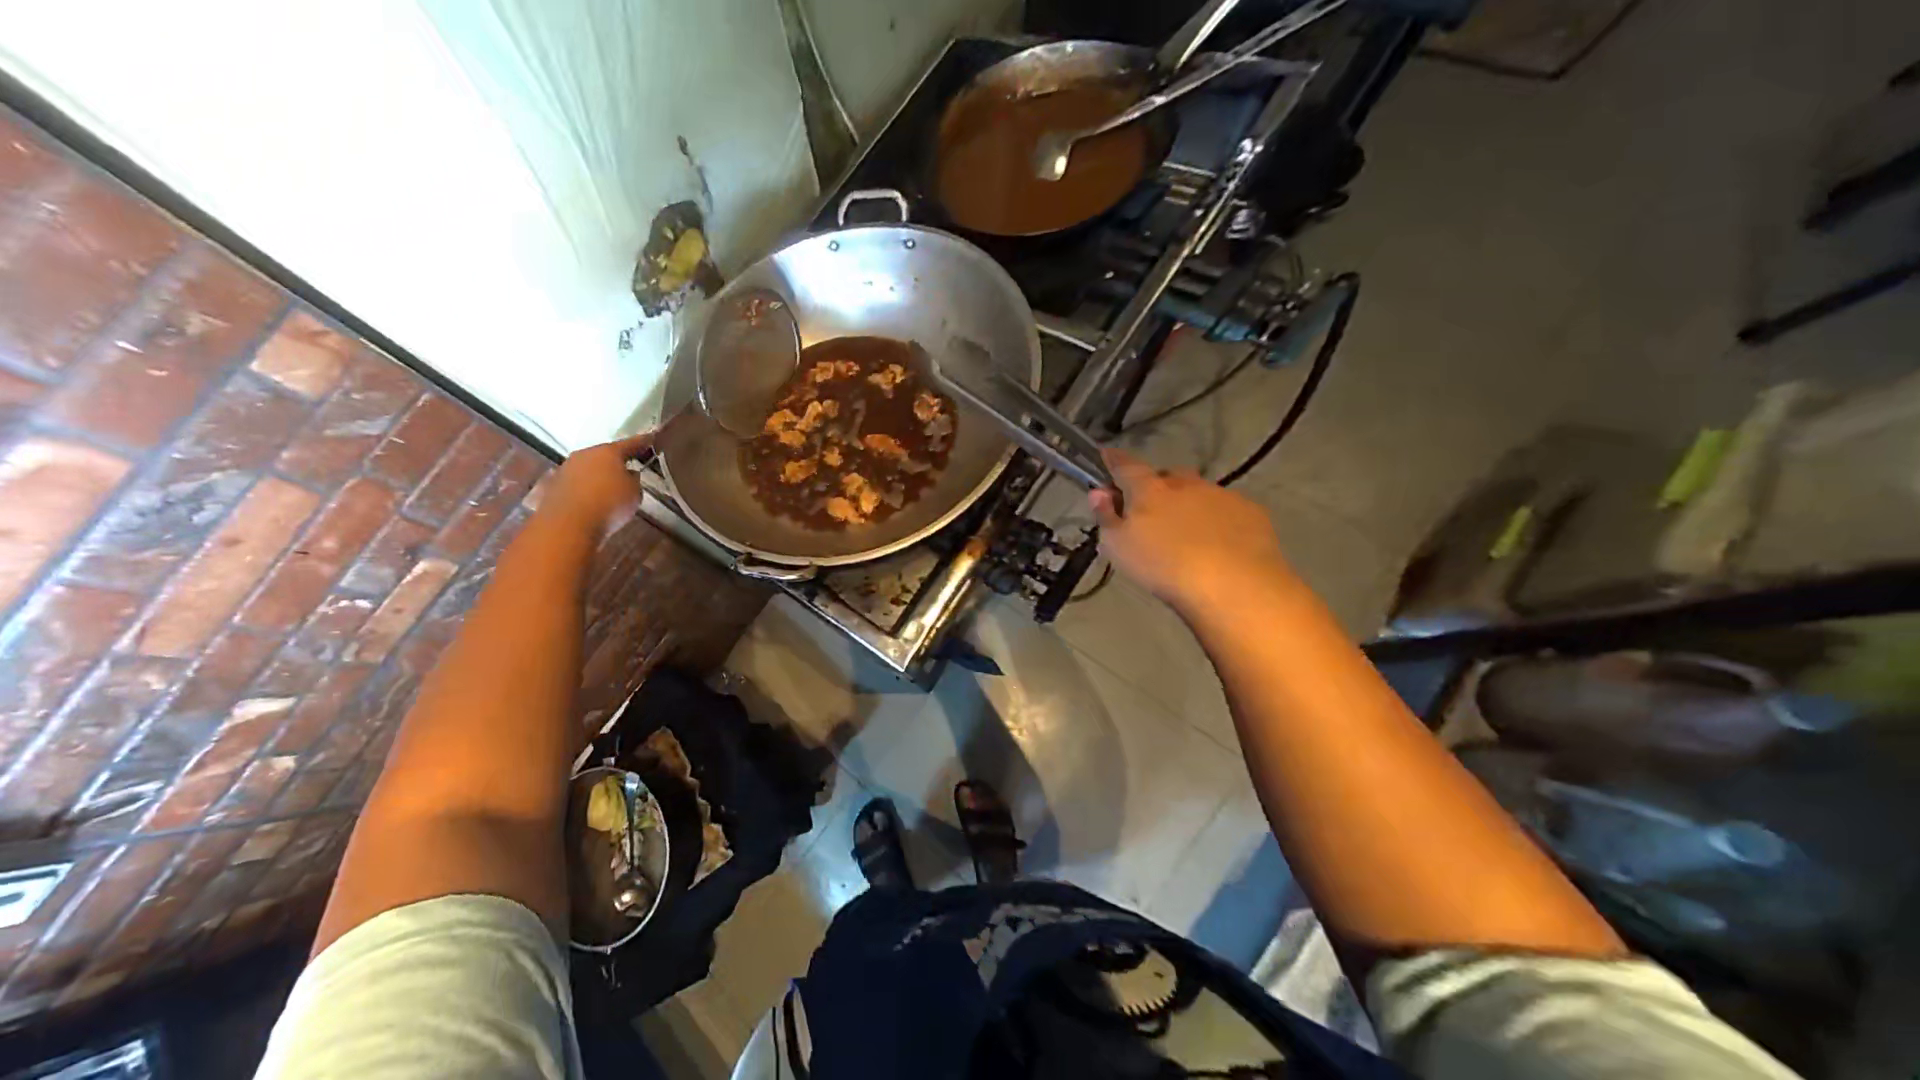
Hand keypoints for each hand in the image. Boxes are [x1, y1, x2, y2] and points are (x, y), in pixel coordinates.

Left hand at [538, 432, 651, 541]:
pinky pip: (574, 483)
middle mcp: (584, 455)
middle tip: (628, 469)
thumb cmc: (610, 504)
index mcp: (608, 452)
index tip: (651, 438)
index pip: (630, 443)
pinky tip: (590, 499)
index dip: (642, 442)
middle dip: (615, 461)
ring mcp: (565, 469)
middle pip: (603, 455)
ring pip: (587, 468)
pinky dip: (583, 488)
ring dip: (597, 475)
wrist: (569, 525)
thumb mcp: (635, 493)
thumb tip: (628, 475)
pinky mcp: (552, 486)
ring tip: (608, 488)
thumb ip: (634, 480)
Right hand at [1090, 449, 1295, 612]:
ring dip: (1189, 503)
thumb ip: (1107, 517)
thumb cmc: (1164, 567)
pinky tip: (1219, 543)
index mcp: (1150, 490)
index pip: (1126, 466)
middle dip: (1158, 486)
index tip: (1106, 455)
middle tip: (1152, 510)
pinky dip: (1218, 518)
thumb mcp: (1119, 548)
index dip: (1114, 460)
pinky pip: (1226, 508)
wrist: (1234, 585)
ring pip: (1199, 492)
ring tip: (1188, 532)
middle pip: (1167, 476)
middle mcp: (1186, 484)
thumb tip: (1098, 493)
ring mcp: (1221, 495)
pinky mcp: (1251, 512)